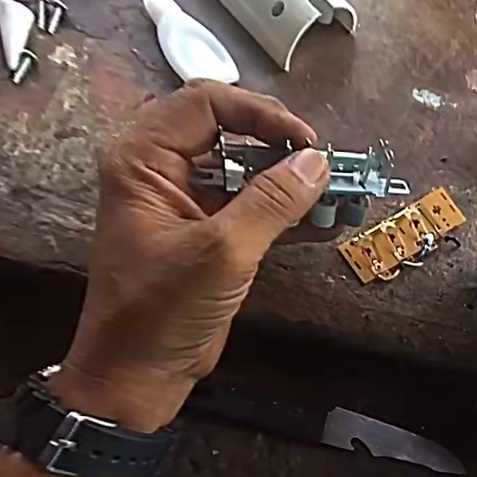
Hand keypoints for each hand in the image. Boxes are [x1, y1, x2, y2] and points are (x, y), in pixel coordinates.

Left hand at [54, 82, 330, 429]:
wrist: (140, 372)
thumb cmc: (163, 310)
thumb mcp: (222, 252)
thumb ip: (272, 203)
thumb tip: (318, 162)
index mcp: (143, 160)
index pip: (206, 104)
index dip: (262, 115)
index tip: (308, 144)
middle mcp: (162, 171)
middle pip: (229, 131)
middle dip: (281, 146)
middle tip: (324, 167)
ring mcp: (188, 204)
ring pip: (246, 171)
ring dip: (292, 181)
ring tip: (336, 195)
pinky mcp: (210, 234)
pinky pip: (254, 207)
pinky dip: (289, 212)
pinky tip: (325, 221)